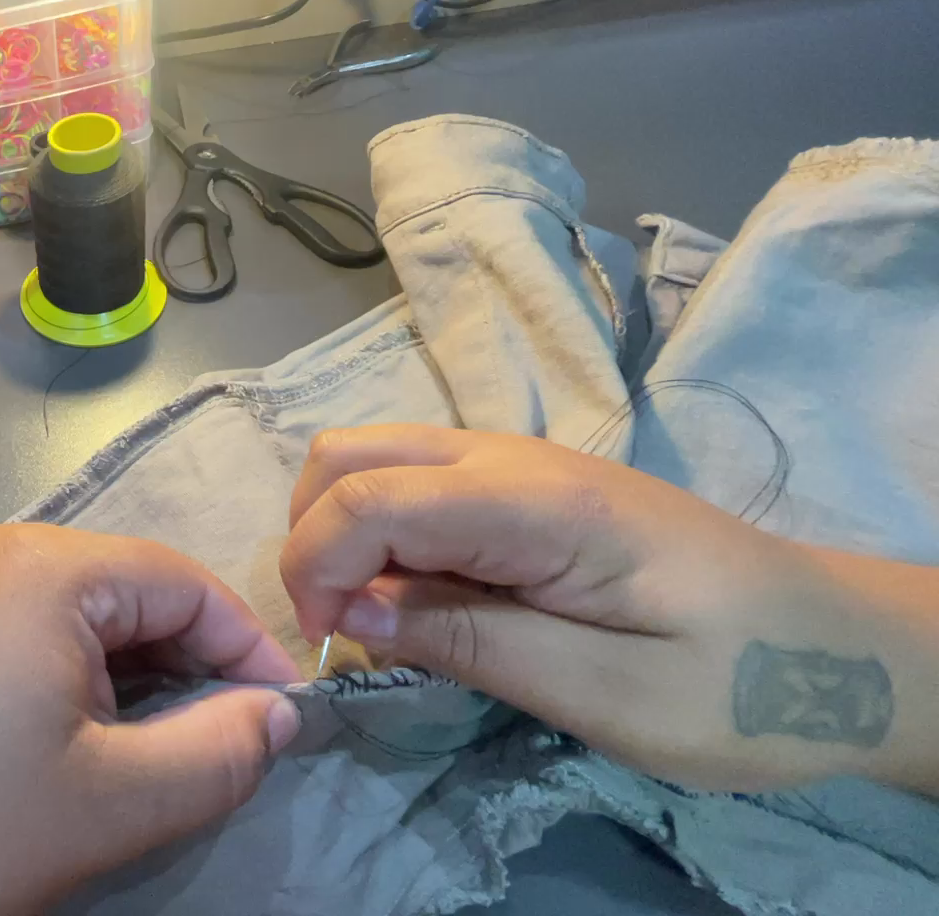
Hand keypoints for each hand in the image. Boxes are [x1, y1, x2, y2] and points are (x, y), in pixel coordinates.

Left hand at [0, 524, 302, 915]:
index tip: (284, 712)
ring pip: (72, 603)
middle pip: (123, 585)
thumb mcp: (117, 798)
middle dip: (184, 655)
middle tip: (220, 732)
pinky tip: (66, 720)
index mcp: (43, 564)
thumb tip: (281, 711)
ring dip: (126, 663)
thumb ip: (222, 748)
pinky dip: (65, 661)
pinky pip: (20, 616)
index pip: (178, 579)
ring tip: (148, 736)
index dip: (243, 643)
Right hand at [280, 424, 901, 791]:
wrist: (842, 646)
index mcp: (532, 499)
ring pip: (355, 458)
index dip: (316, 566)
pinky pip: (392, 480)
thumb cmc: (744, 682)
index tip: (329, 640)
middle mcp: (497, 453)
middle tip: (341, 620)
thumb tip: (349, 610)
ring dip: (331, 530)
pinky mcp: (498, 479)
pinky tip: (407, 587)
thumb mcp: (613, 697)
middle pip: (339, 456)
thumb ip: (469, 643)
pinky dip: (364, 530)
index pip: (366, 498)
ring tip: (368, 606)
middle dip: (309, 539)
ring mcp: (496, 458)